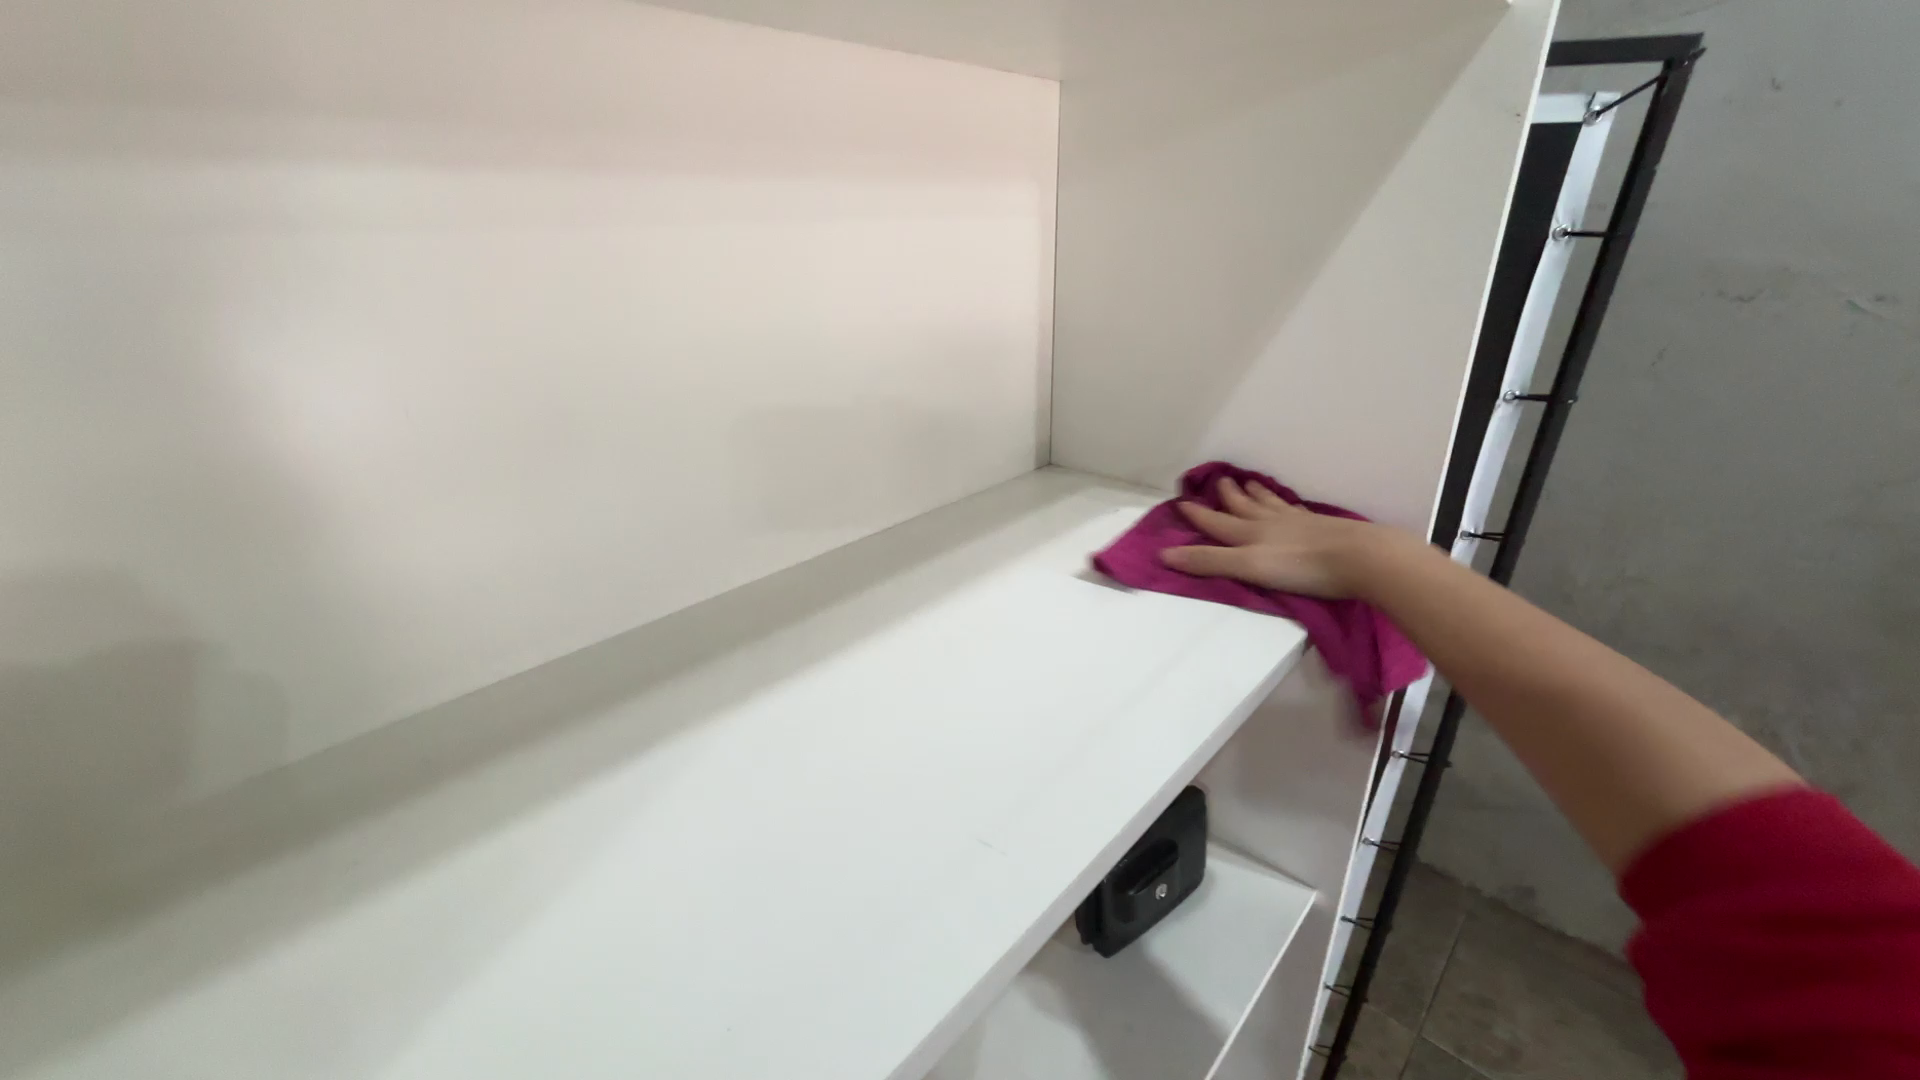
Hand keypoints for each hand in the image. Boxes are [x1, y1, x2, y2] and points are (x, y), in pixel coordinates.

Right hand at [1161, 476, 1405, 599]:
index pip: (1217, 523)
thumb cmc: (1301, 566)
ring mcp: (1298, 523)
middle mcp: (1270, 524)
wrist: (1360, 558)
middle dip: (1228, 496)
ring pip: (1270, 505)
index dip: (1198, 515)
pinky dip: (1287, 505)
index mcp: (1249, 535)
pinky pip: (1297, 511)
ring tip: (1250, 482)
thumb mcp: (1247, 567)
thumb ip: (1208, 561)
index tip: (1182, 502)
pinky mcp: (1323, 528)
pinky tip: (1292, 505)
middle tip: (1219, 480)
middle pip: (1244, 507)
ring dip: (1257, 494)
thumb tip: (1163, 554)